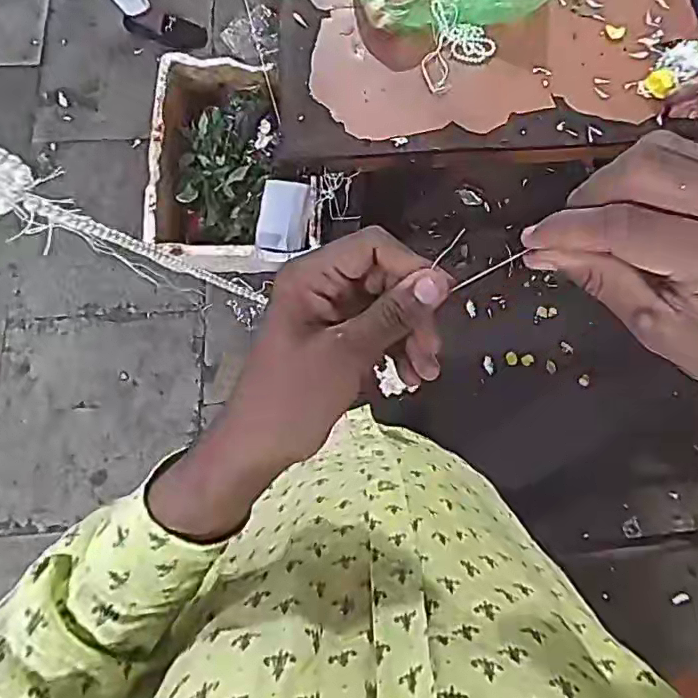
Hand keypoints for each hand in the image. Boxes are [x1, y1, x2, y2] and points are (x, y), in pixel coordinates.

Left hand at [149, 228, 450, 538]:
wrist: (256, 451)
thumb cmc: (289, 401)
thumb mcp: (346, 354)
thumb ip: (393, 314)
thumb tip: (436, 282)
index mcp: (311, 276)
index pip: (372, 247)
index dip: (410, 267)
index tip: (440, 297)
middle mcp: (323, 285)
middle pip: (386, 276)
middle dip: (414, 311)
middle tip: (432, 348)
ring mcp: (332, 310)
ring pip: (390, 305)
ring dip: (412, 335)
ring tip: (423, 372)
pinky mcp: (341, 335)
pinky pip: (381, 328)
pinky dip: (399, 349)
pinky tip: (408, 377)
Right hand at [521, 131, 697, 477]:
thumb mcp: (659, 330)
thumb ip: (602, 278)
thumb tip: (544, 248)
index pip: (635, 226)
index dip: (573, 228)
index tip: (535, 238)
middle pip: (649, 170)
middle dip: (592, 195)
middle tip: (567, 229)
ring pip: (666, 151)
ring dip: (616, 177)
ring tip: (597, 216)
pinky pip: (689, 154)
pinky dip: (647, 172)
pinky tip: (634, 202)